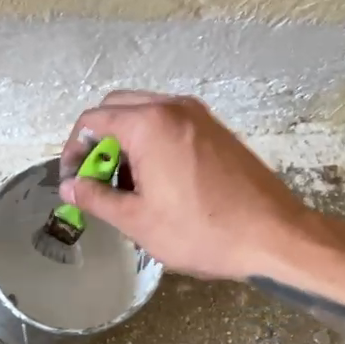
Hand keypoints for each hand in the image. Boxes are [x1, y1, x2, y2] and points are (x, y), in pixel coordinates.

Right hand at [58, 91, 332, 280]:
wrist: (274, 236)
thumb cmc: (201, 230)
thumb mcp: (137, 221)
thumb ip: (96, 198)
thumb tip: (70, 187)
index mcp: (148, 124)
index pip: (93, 120)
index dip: (74, 150)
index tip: (74, 180)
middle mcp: (172, 107)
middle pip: (117, 107)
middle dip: (99, 140)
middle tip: (97, 179)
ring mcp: (198, 115)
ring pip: (145, 113)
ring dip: (126, 139)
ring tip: (127, 184)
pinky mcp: (216, 129)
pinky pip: (170, 122)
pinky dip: (152, 140)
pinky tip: (157, 180)